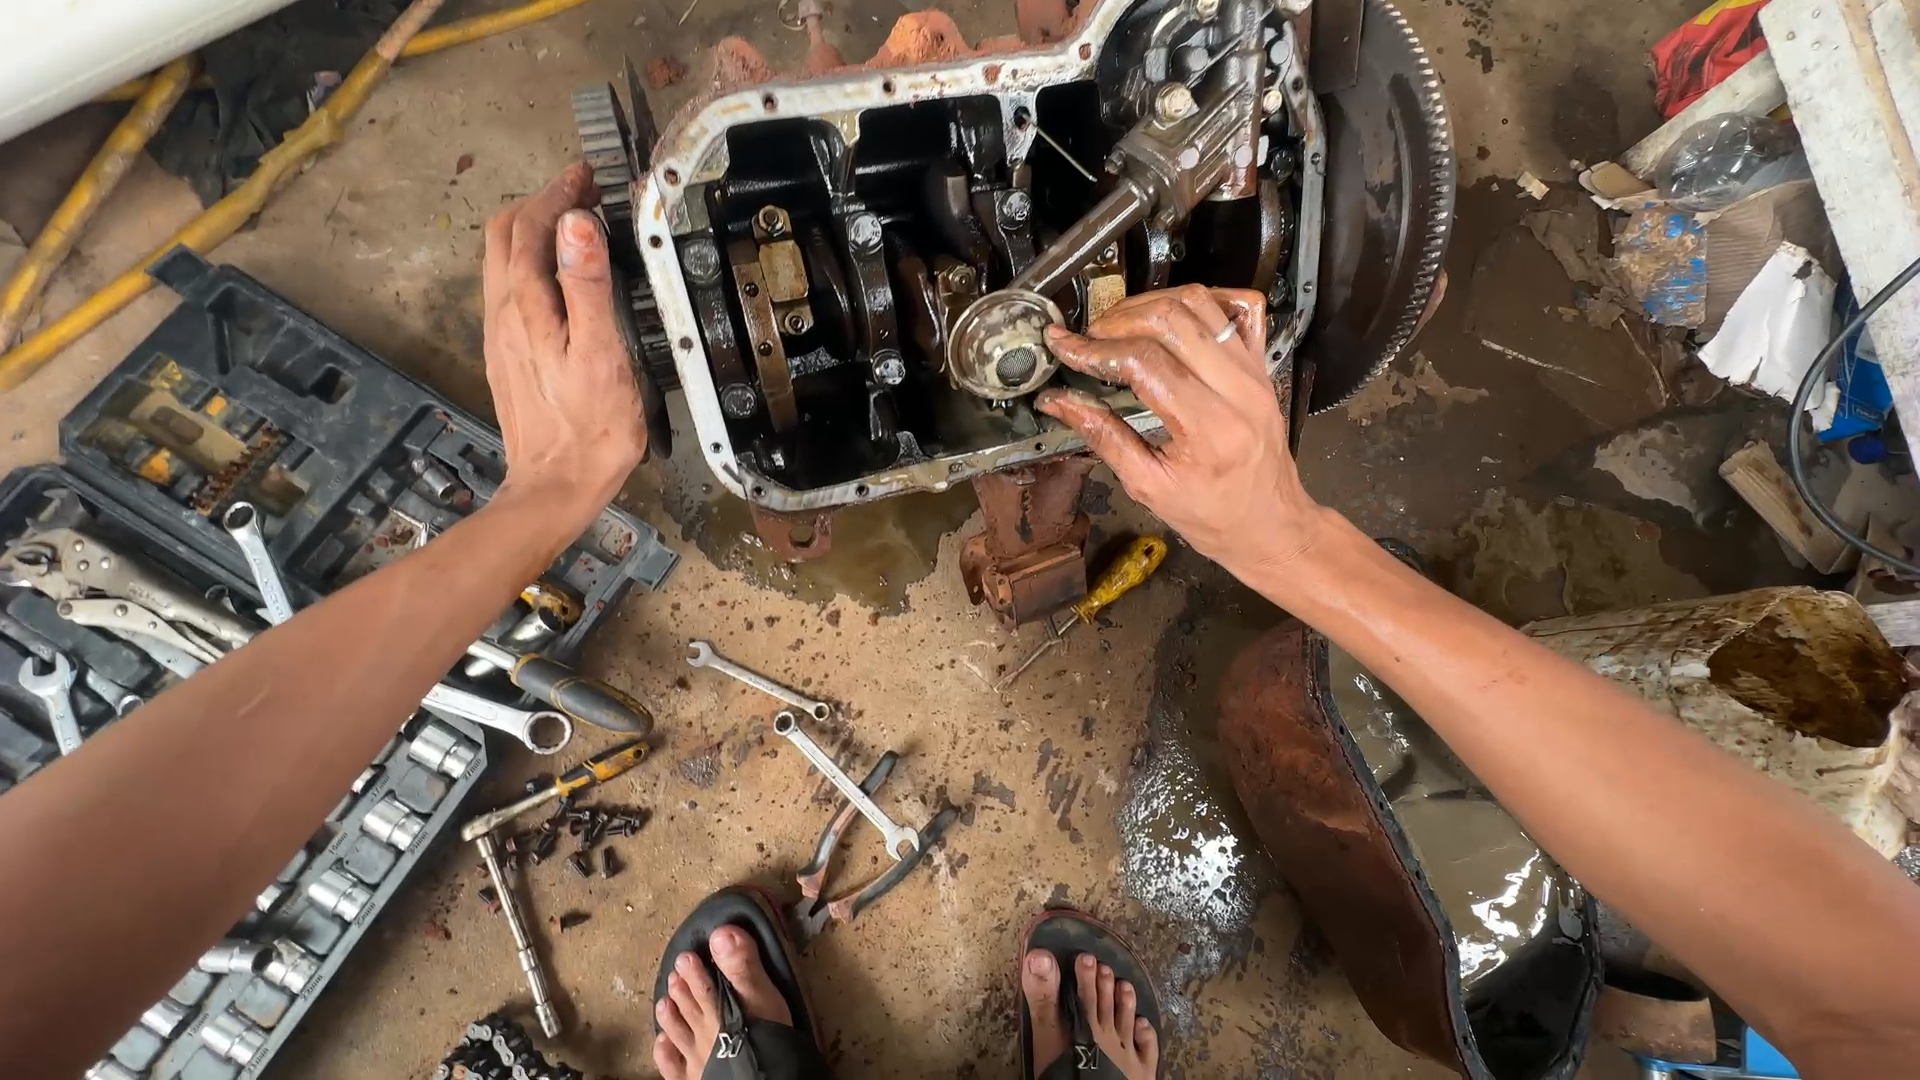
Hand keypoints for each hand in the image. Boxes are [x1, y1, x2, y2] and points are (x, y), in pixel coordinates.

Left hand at [482, 163, 647, 524]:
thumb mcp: (601, 357)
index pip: (530, 227)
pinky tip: (558, 278)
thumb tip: (578, 225)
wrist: (555, 487)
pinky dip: (531, 263)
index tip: (586, 174)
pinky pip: (510, 290)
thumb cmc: (591, 430)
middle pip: (505, 236)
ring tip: (573, 227)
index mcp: (526, 307)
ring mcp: (500, 336)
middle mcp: (503, 314)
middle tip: (581, 194)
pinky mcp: (508, 357)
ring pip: (502, 262)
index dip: (557, 193)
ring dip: (532, 231)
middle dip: (539, 204)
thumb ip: (589, 289)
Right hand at [1036, 285, 1327, 575]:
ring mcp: (1255, 370)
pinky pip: (1238, 306)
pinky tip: (1168, 319)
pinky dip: (1198, 301)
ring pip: (1200, 303)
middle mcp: (1239, 390)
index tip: (1063, 346)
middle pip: (1172, 319)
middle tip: (1088, 339)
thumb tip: (1058, 401)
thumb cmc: (1210, 515)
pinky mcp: (1261, 362)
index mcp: (1209, 429)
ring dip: (1149, 304)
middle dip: (1117, 321)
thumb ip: (1103, 436)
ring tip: (1117, 327)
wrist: (1268, 522)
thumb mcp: (1146, 487)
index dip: (1095, 350)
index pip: (1145, 363)